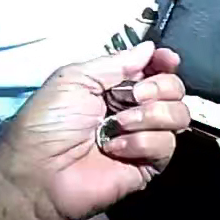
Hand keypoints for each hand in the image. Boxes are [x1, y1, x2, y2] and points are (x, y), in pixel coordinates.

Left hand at [0, 42, 189, 219]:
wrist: (41, 170)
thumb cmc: (48, 123)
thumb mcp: (74, 78)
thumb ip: (116, 62)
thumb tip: (150, 48)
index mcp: (115, 87)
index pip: (154, 70)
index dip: (165, 63)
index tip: (167, 60)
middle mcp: (133, 110)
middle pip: (175, 90)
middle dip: (159, 87)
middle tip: (134, 96)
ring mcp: (143, 138)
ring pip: (178, 116)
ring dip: (150, 115)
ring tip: (120, 124)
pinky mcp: (149, 165)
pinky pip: (166, 144)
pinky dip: (142, 142)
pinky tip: (116, 147)